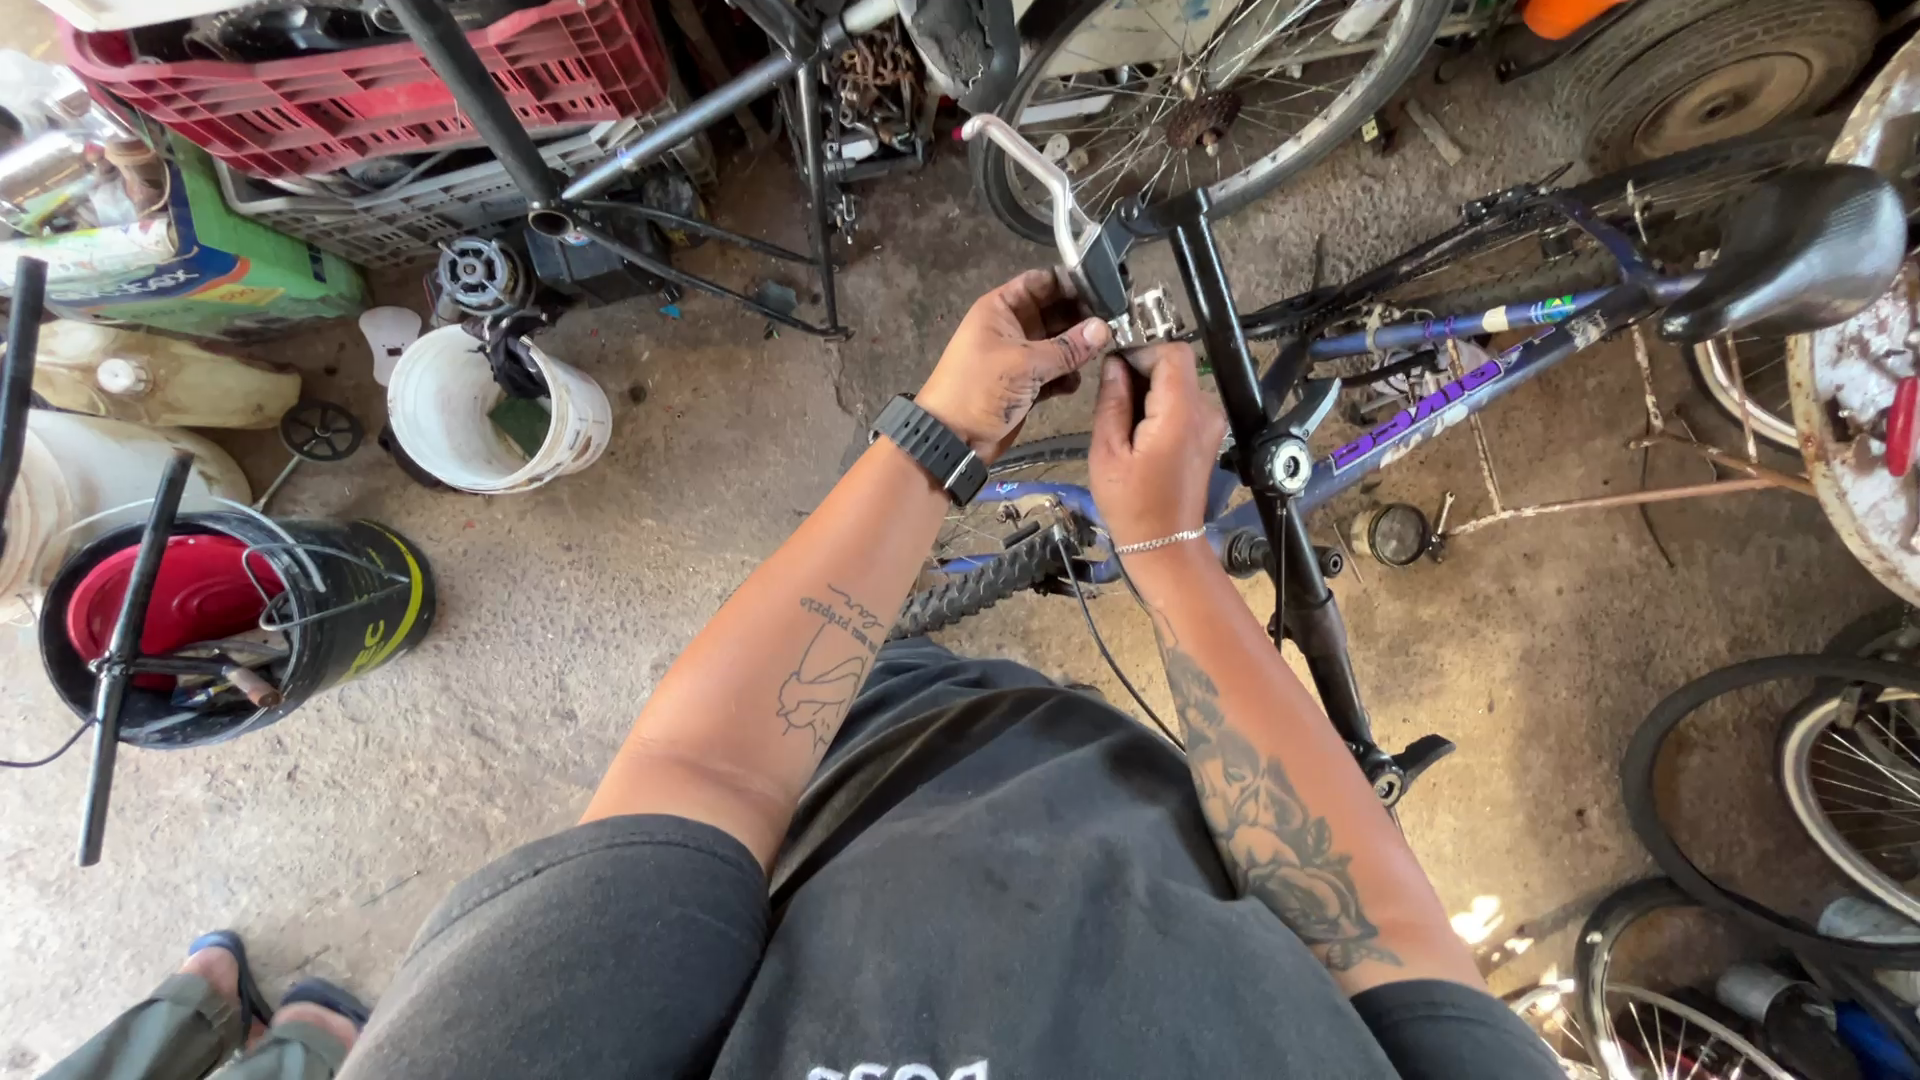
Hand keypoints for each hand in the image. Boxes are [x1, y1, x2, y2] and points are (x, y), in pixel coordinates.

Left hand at [916, 269, 1110, 461]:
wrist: (953, 438)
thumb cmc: (979, 389)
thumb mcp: (1024, 363)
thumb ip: (1066, 347)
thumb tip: (1103, 329)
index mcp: (1001, 309)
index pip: (1041, 282)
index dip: (1071, 283)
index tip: (1104, 289)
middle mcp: (1012, 327)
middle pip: (1054, 312)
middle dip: (1082, 317)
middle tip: (1115, 322)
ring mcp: (1019, 357)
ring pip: (1057, 344)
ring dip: (1077, 349)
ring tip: (1102, 353)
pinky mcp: (1025, 385)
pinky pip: (1053, 373)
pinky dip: (1065, 376)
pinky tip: (1076, 382)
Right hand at [1089, 344, 1227, 552]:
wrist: (1164, 542)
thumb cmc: (1131, 505)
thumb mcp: (1106, 452)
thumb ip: (1111, 402)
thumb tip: (1114, 366)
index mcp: (1180, 413)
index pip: (1172, 352)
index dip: (1141, 352)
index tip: (1115, 371)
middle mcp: (1206, 411)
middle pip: (1177, 366)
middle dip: (1143, 373)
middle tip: (1113, 401)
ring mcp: (1212, 424)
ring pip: (1179, 383)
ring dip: (1150, 392)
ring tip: (1124, 422)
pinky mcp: (1209, 435)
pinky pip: (1184, 404)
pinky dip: (1161, 407)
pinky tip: (1140, 433)